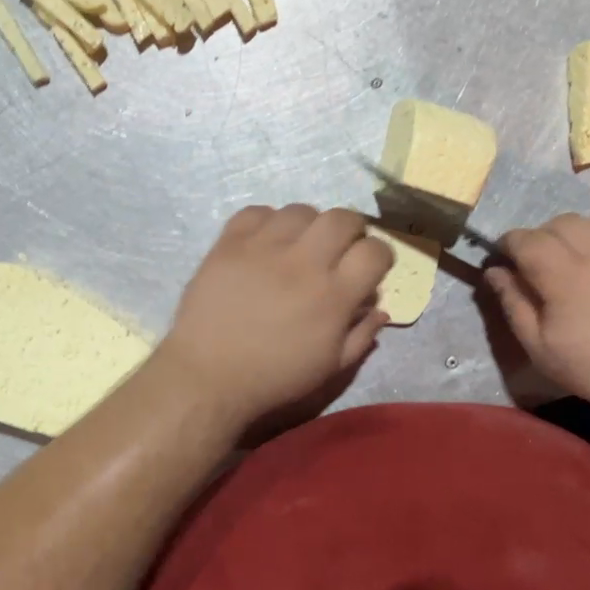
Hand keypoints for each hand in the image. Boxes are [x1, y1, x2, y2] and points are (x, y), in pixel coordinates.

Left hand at [159, 205, 393, 427]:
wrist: (208, 377)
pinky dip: (268, 222)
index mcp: (333, 296)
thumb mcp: (329, 368)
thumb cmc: (274, 378)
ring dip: (309, 225)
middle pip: (342, 218)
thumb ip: (361, 336)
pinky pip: (257, 212)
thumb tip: (380, 309)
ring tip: (299, 246)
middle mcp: (303, 263)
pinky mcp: (229, 244)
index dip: (379, 257)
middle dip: (351, 230)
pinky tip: (266, 243)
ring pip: (300, 211)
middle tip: (339, 250)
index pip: (375, 251)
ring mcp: (264, 248)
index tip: (369, 269)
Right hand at [486, 215, 589, 425]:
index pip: (527, 239)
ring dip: (572, 236)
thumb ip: (514, 303)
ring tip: (570, 262)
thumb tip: (494, 271)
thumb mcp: (539, 346)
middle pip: (560, 223)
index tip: (502, 254)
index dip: (509, 242)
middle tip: (536, 262)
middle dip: (540, 236)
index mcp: (565, 275)